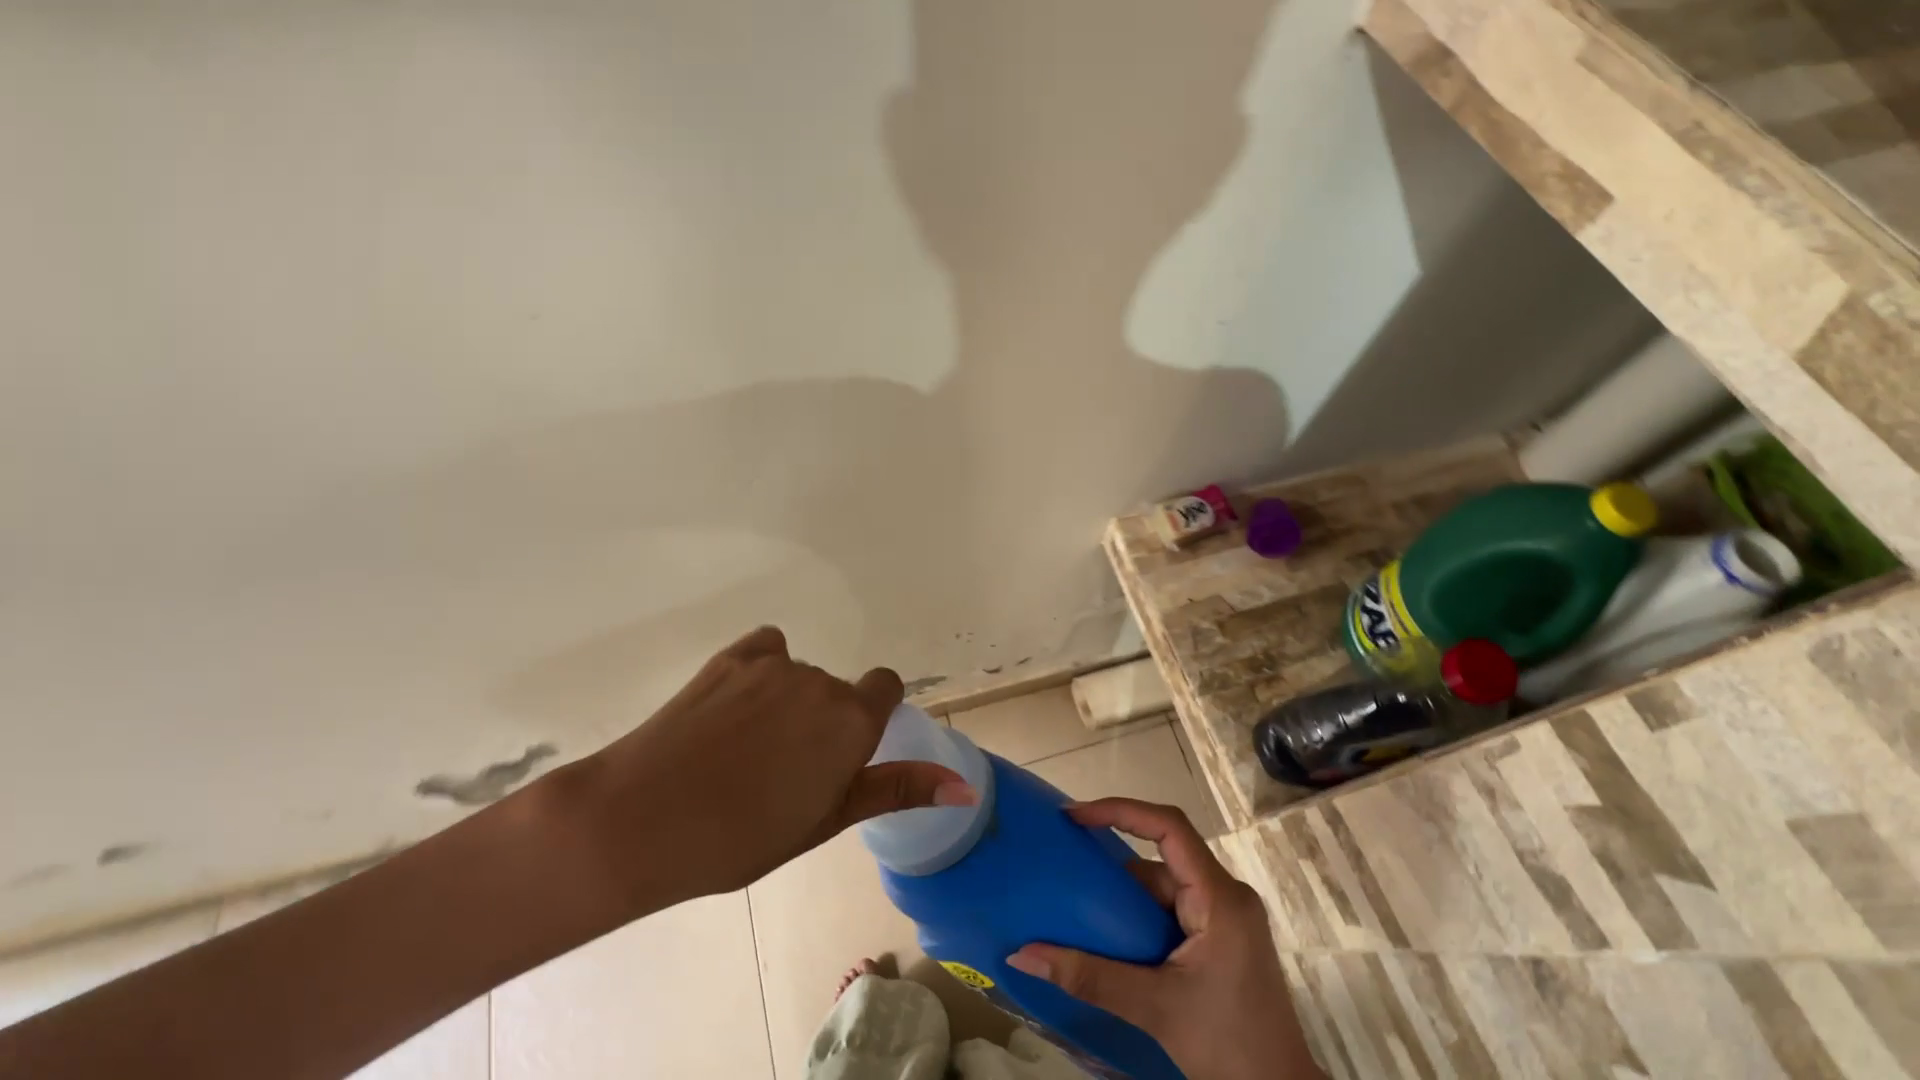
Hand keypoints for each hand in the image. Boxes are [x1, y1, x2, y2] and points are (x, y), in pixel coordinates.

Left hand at [566, 626, 975, 910]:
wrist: (644, 818)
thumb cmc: (742, 837)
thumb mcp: (826, 821)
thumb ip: (895, 790)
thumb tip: (965, 787)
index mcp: (852, 722)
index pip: (886, 688)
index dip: (870, 717)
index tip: (843, 753)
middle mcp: (821, 683)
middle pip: (837, 691)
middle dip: (823, 721)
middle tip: (784, 772)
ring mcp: (773, 666)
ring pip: (799, 676)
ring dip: (788, 703)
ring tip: (745, 753)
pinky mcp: (729, 658)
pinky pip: (767, 650)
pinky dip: (762, 671)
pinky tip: (734, 710)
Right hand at [1006, 799, 1322, 1079]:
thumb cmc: (1226, 1044)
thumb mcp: (1152, 1007)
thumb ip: (1088, 977)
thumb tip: (1021, 955)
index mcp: (1220, 898)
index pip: (1170, 828)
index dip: (1121, 810)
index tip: (1074, 816)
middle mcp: (1227, 896)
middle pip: (1163, 857)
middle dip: (1113, 854)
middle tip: (1063, 859)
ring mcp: (1227, 918)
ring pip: (1165, 886)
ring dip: (1123, 893)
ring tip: (1073, 899)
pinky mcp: (1221, 939)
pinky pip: (1172, 909)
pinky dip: (1137, 915)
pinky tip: (1107, 933)